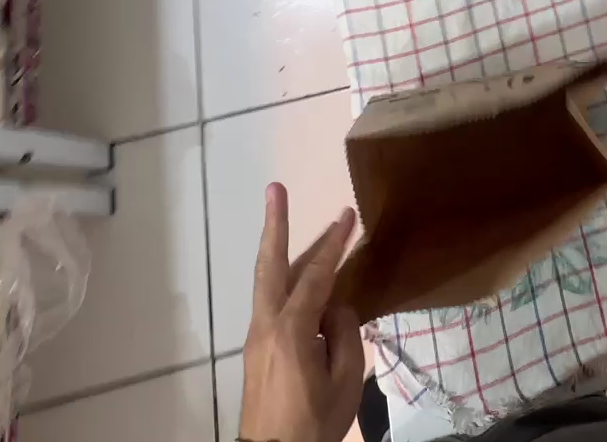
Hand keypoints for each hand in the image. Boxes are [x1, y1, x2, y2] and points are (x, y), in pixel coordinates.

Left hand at [238, 184, 364, 441]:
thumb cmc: (311, 425)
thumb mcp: (345, 383)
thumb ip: (345, 337)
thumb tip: (336, 309)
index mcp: (290, 331)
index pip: (317, 276)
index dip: (334, 243)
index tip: (350, 214)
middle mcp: (266, 326)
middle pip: (270, 265)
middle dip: (274, 224)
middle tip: (275, 188)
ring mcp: (256, 338)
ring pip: (270, 281)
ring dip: (285, 248)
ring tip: (297, 221)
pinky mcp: (257, 351)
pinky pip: (273, 300)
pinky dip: (288, 277)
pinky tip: (304, 276)